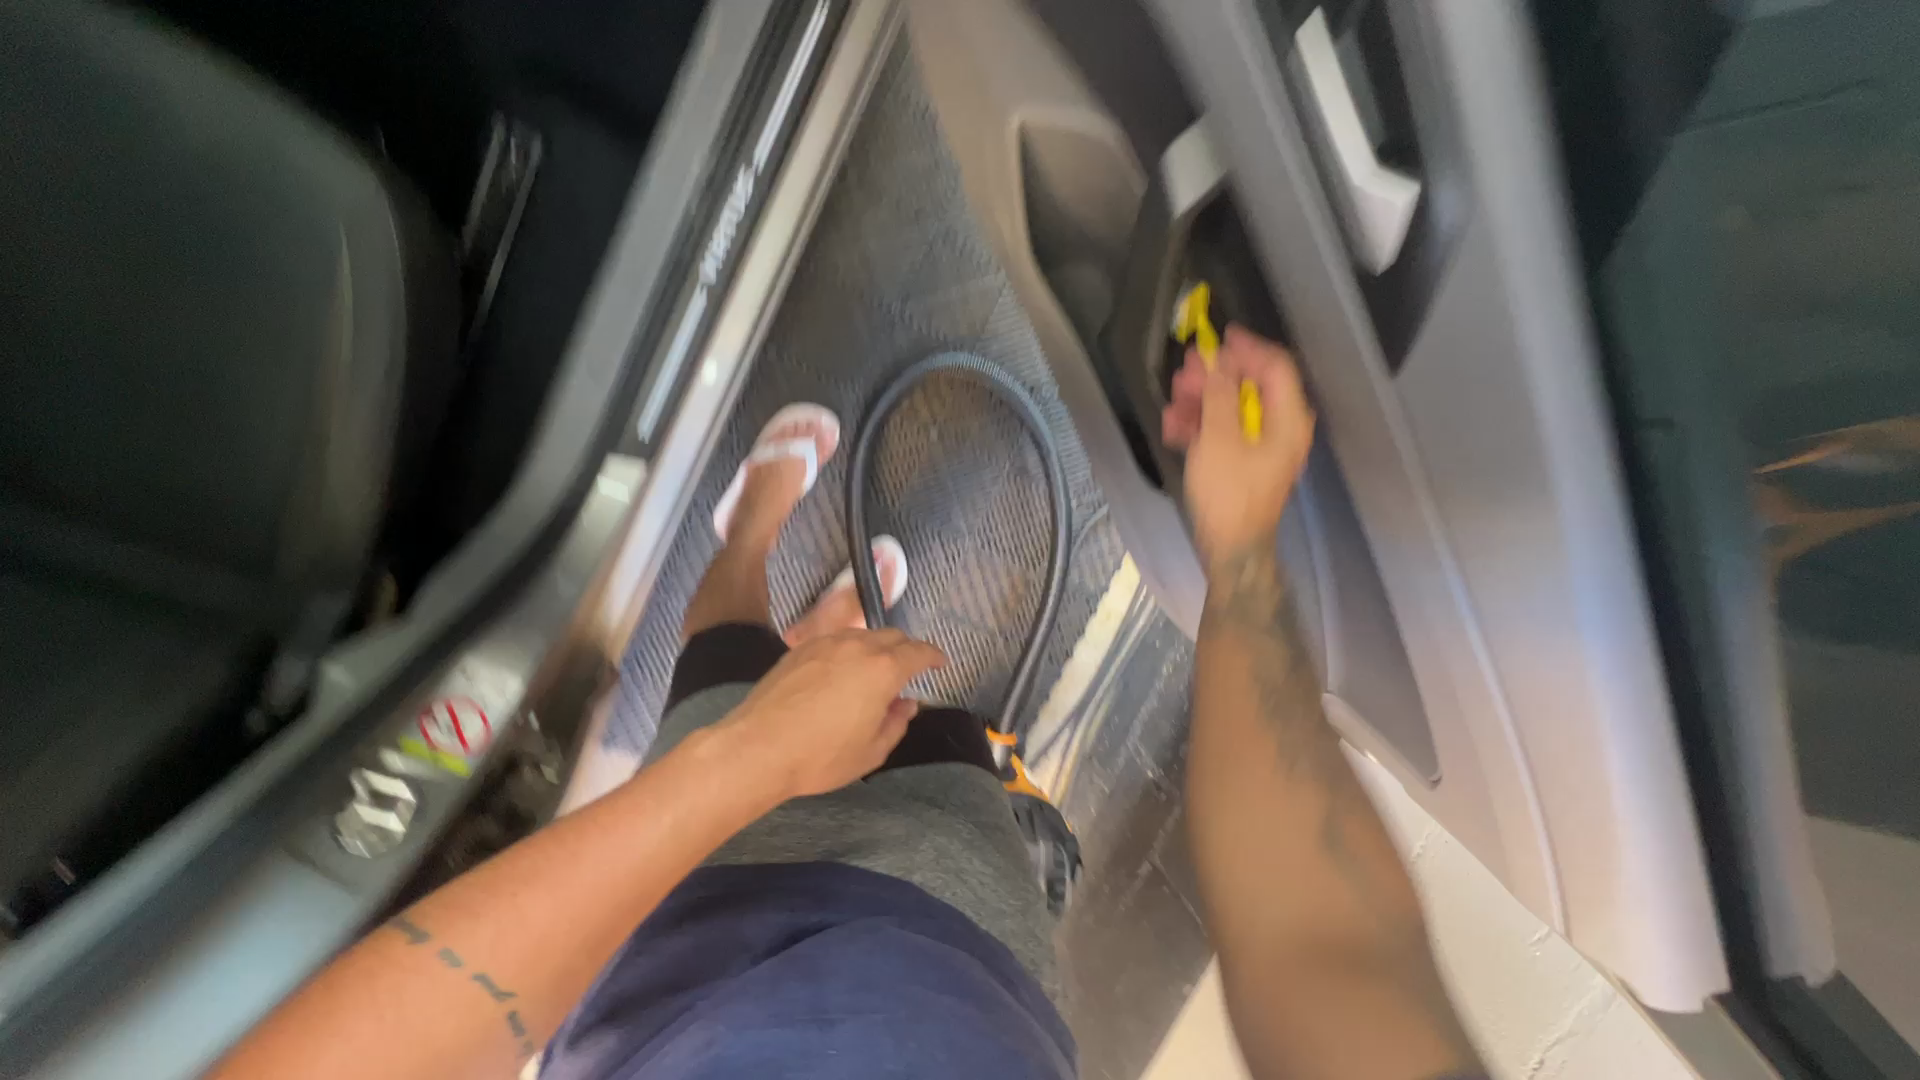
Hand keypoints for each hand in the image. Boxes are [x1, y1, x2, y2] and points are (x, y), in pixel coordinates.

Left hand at [713, 629, 946, 798]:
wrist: (759, 747)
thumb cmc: (821, 756)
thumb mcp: (871, 752)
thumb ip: (895, 723)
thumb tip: (906, 704)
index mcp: (883, 669)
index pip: (918, 652)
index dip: (934, 656)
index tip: (940, 663)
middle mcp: (857, 646)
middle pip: (892, 636)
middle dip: (906, 649)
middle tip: (909, 669)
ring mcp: (825, 643)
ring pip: (862, 634)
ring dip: (876, 647)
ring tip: (874, 670)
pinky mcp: (800, 649)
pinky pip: (835, 640)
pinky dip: (849, 649)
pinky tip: (841, 670)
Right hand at [1161, 325, 1315, 566]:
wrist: (1230, 548)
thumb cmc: (1228, 493)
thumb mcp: (1219, 439)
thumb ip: (1219, 394)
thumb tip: (1218, 361)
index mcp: (1288, 419)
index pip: (1276, 367)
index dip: (1247, 349)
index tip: (1217, 338)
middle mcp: (1282, 428)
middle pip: (1250, 387)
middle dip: (1214, 378)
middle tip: (1183, 373)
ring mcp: (1263, 447)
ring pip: (1233, 409)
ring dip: (1202, 401)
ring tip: (1172, 402)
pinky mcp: (1244, 464)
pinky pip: (1225, 433)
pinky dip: (1201, 425)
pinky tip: (1175, 428)